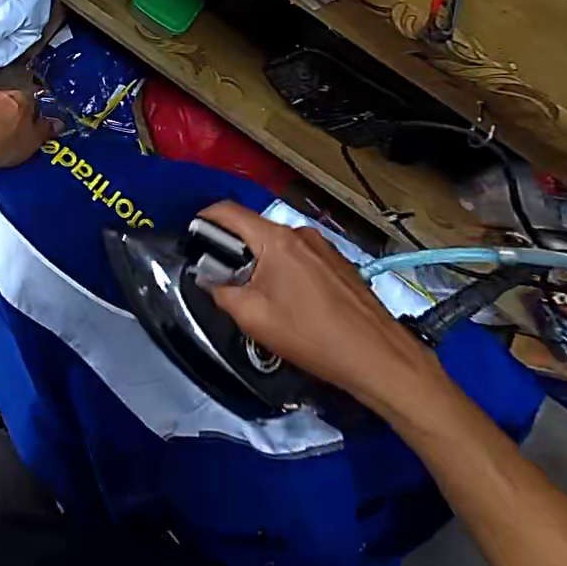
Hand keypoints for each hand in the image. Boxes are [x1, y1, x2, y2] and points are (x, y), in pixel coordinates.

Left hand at [0, 87, 55, 174]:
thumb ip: (46, 130)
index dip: (33, 115)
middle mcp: (0, 95)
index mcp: (22, 100)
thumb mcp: (33, 142)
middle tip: (14, 130)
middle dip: (13, 111)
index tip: (33, 126)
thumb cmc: (3, 145)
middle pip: (11, 100)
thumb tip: (58, 123)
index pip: (33, 101)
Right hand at [197, 202, 441, 414]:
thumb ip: (221, 292)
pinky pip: (301, 258)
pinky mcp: (338, 263)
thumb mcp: (253, 318)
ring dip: (261, 265)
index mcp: (277, 240)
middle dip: (234, 252)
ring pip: (278, 246)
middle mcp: (302, 234)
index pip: (230, 211)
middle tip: (224, 283)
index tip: (192, 235)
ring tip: (261, 301)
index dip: (205, 217)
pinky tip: (292, 304)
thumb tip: (210, 280)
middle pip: (255, 230)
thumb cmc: (312, 335)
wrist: (374, 354)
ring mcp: (324, 247)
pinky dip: (286, 272)